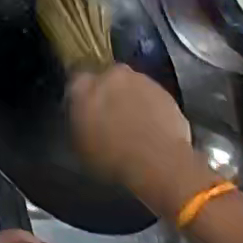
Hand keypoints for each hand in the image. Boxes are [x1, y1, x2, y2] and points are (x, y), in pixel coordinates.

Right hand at [65, 63, 199, 209]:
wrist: (160, 167)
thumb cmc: (110, 158)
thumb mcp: (77, 142)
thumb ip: (76, 119)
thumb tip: (80, 116)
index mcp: (81, 85)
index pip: (74, 80)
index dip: (80, 96)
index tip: (83, 111)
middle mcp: (110, 75)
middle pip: (106, 78)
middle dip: (107, 93)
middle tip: (110, 117)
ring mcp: (141, 81)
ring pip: (131, 86)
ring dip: (130, 99)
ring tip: (135, 126)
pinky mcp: (167, 93)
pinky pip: (152, 98)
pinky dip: (151, 109)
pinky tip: (153, 130)